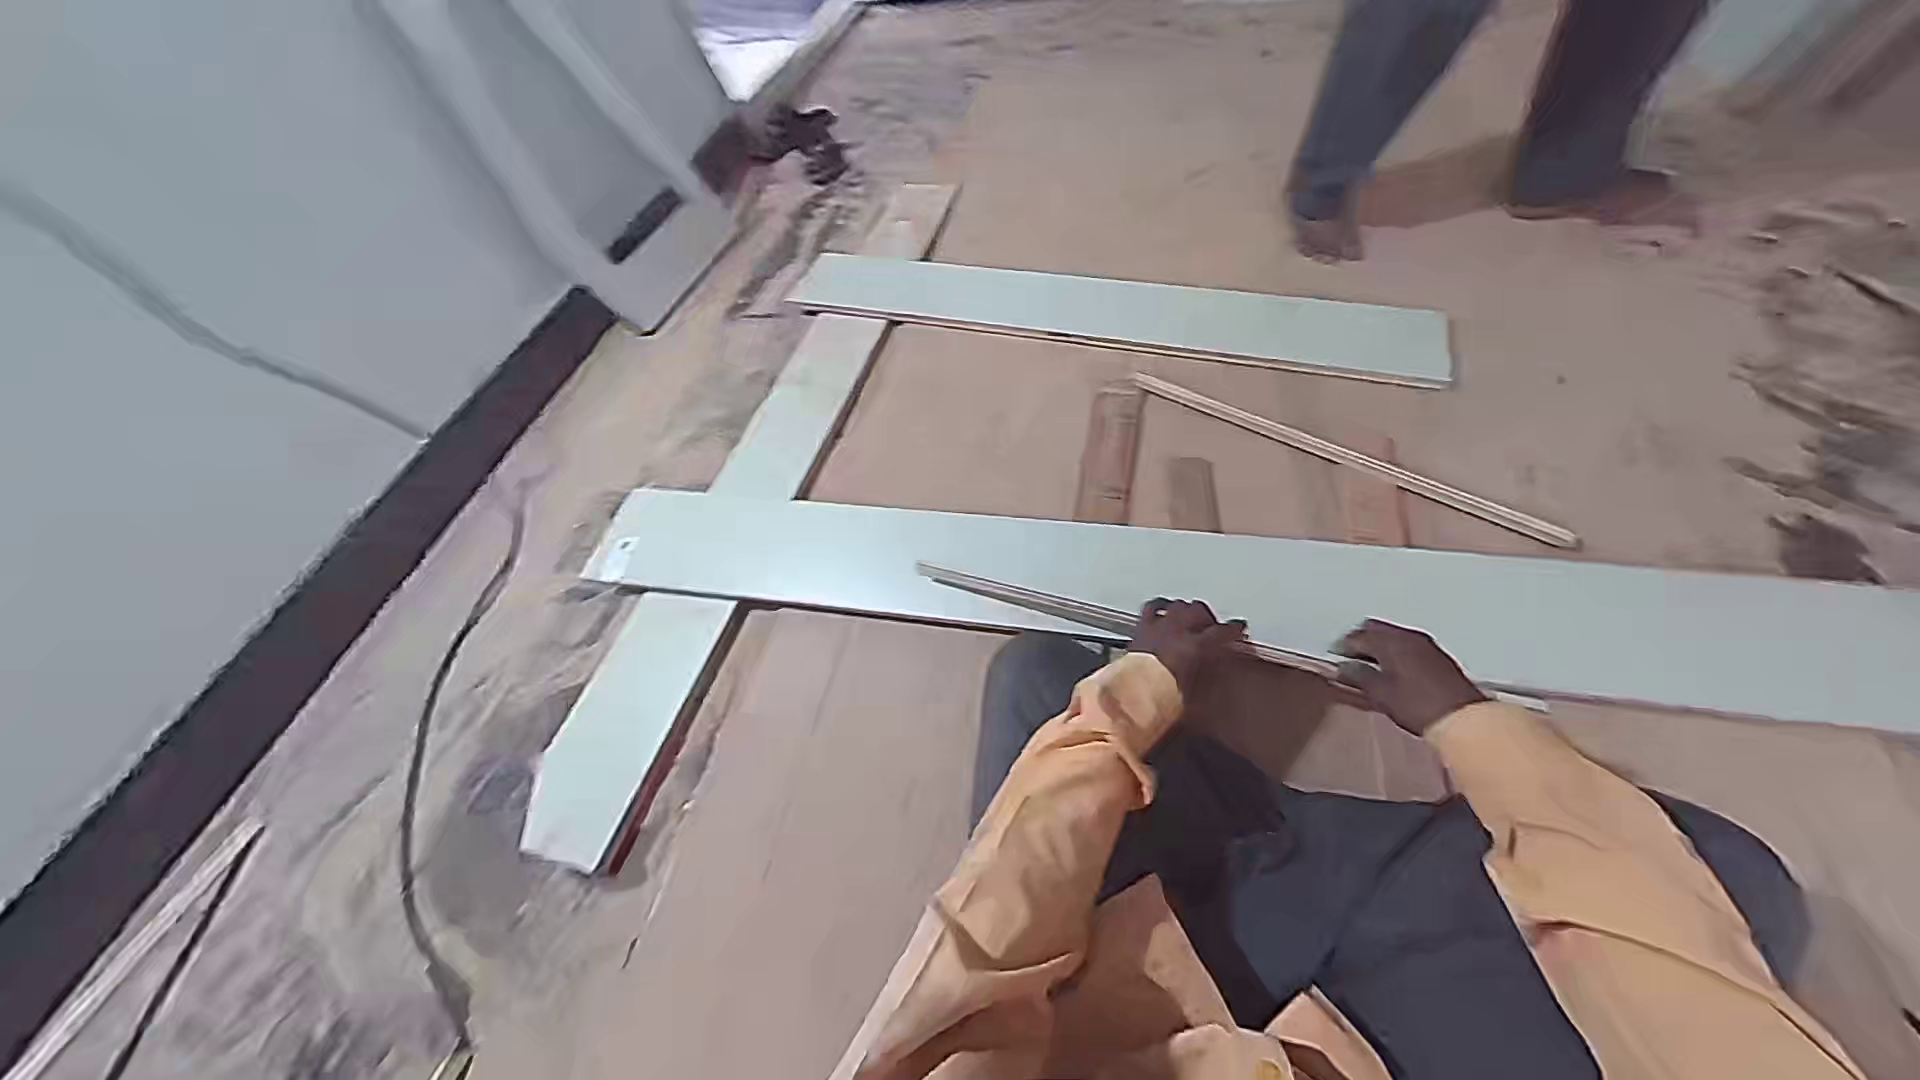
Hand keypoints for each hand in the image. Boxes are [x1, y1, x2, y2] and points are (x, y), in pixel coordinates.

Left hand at [1128, 598, 1246, 698]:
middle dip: (1207, 616)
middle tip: (1211, 624)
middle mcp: (1179, 630)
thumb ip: (1208, 680)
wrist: (1133, 695)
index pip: (1224, 632)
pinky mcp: (1142, 627)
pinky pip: (1151, 607)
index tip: (1239, 628)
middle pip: (1199, 610)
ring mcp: (1160, 626)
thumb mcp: (1197, 695)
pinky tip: (1161, 607)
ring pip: (1178, 605)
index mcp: (1198, 646)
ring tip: (1189, 615)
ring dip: (1185, 609)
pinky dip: (1159, 606)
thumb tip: (1212, 678)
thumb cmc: (1163, 698)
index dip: (1235, 629)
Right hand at [1334, 619, 1485, 734]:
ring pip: (1393, 635)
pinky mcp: (1439, 656)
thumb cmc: (1419, 705)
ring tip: (1370, 663)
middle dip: (1360, 640)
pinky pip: (1408, 644)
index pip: (1357, 636)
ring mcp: (1427, 645)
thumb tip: (1345, 668)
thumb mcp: (1379, 693)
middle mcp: (1409, 637)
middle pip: (1375, 628)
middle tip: (1349, 656)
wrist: (1464, 720)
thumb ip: (1358, 675)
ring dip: (1379, 645)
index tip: (1336, 658)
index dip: (1342, 647)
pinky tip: (1392, 668)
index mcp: (1390, 641)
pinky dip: (1395, 651)